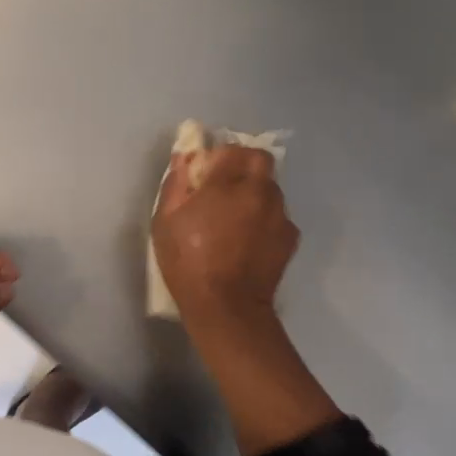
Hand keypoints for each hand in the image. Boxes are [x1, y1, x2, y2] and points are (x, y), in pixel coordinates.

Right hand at [152, 145, 298, 327]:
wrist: (225, 306)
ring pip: (271, 189)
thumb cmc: (187, 260)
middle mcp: (260, 192)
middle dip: (242, 166)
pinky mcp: (290, 237)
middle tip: (223, 188)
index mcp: (228, 184)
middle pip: (260, 161)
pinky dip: (264, 219)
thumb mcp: (166, 220)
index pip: (232, 150)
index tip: (204, 172)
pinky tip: (247, 239)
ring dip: (254, 193)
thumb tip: (184, 158)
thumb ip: (177, 183)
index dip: (218, 156)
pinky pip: (278, 215)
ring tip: (234, 218)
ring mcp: (280, 215)